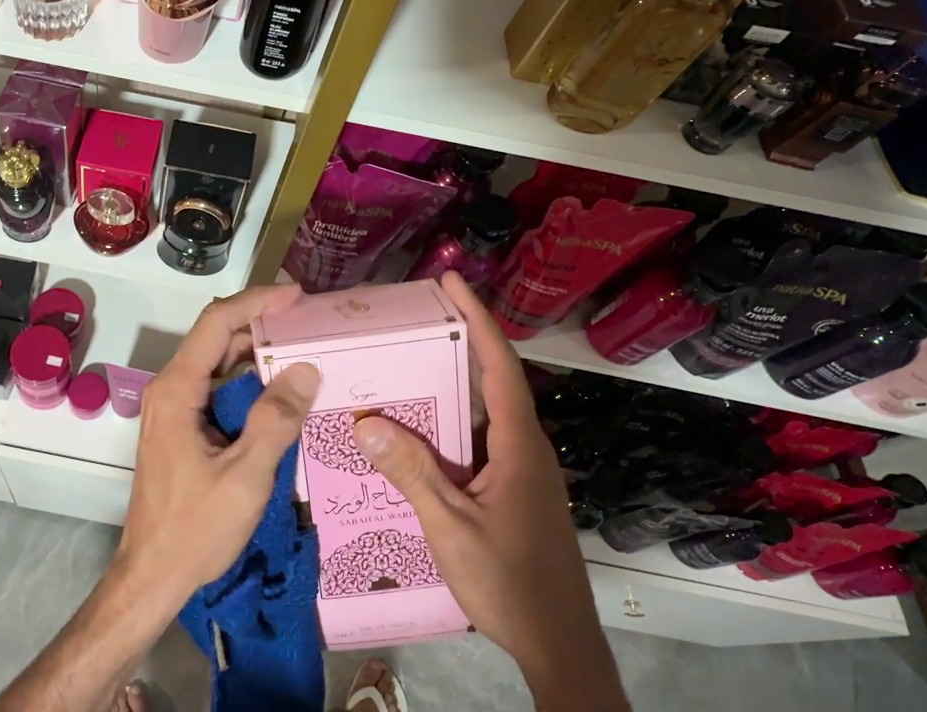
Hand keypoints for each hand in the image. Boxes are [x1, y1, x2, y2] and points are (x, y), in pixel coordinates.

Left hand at [112, 282, 320, 614]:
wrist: (151, 574)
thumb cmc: (195, 528)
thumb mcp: (246, 477)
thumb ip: (276, 420)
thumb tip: (306, 369)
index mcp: (178, 390)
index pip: (217, 323)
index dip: (257, 301)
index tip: (297, 295)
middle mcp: (170, 389)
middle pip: (215, 337)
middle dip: (261, 322)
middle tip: (310, 322)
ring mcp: (172, 409)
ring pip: (216, 363)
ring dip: (255, 352)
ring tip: (303, 348)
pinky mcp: (180, 428)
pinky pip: (215, 389)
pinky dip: (247, 380)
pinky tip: (279, 390)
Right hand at [351, 272, 626, 711]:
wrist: (559, 645)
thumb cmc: (509, 583)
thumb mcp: (451, 527)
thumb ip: (412, 472)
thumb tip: (366, 422)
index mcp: (518, 446)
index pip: (499, 367)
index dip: (477, 320)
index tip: (452, 282)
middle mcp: (526, 448)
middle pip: (494, 380)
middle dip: (461, 340)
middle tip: (416, 316)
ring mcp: (524, 471)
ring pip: (487, 412)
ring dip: (455, 381)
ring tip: (407, 362)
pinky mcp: (516, 491)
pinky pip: (481, 439)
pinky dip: (453, 420)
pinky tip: (419, 432)